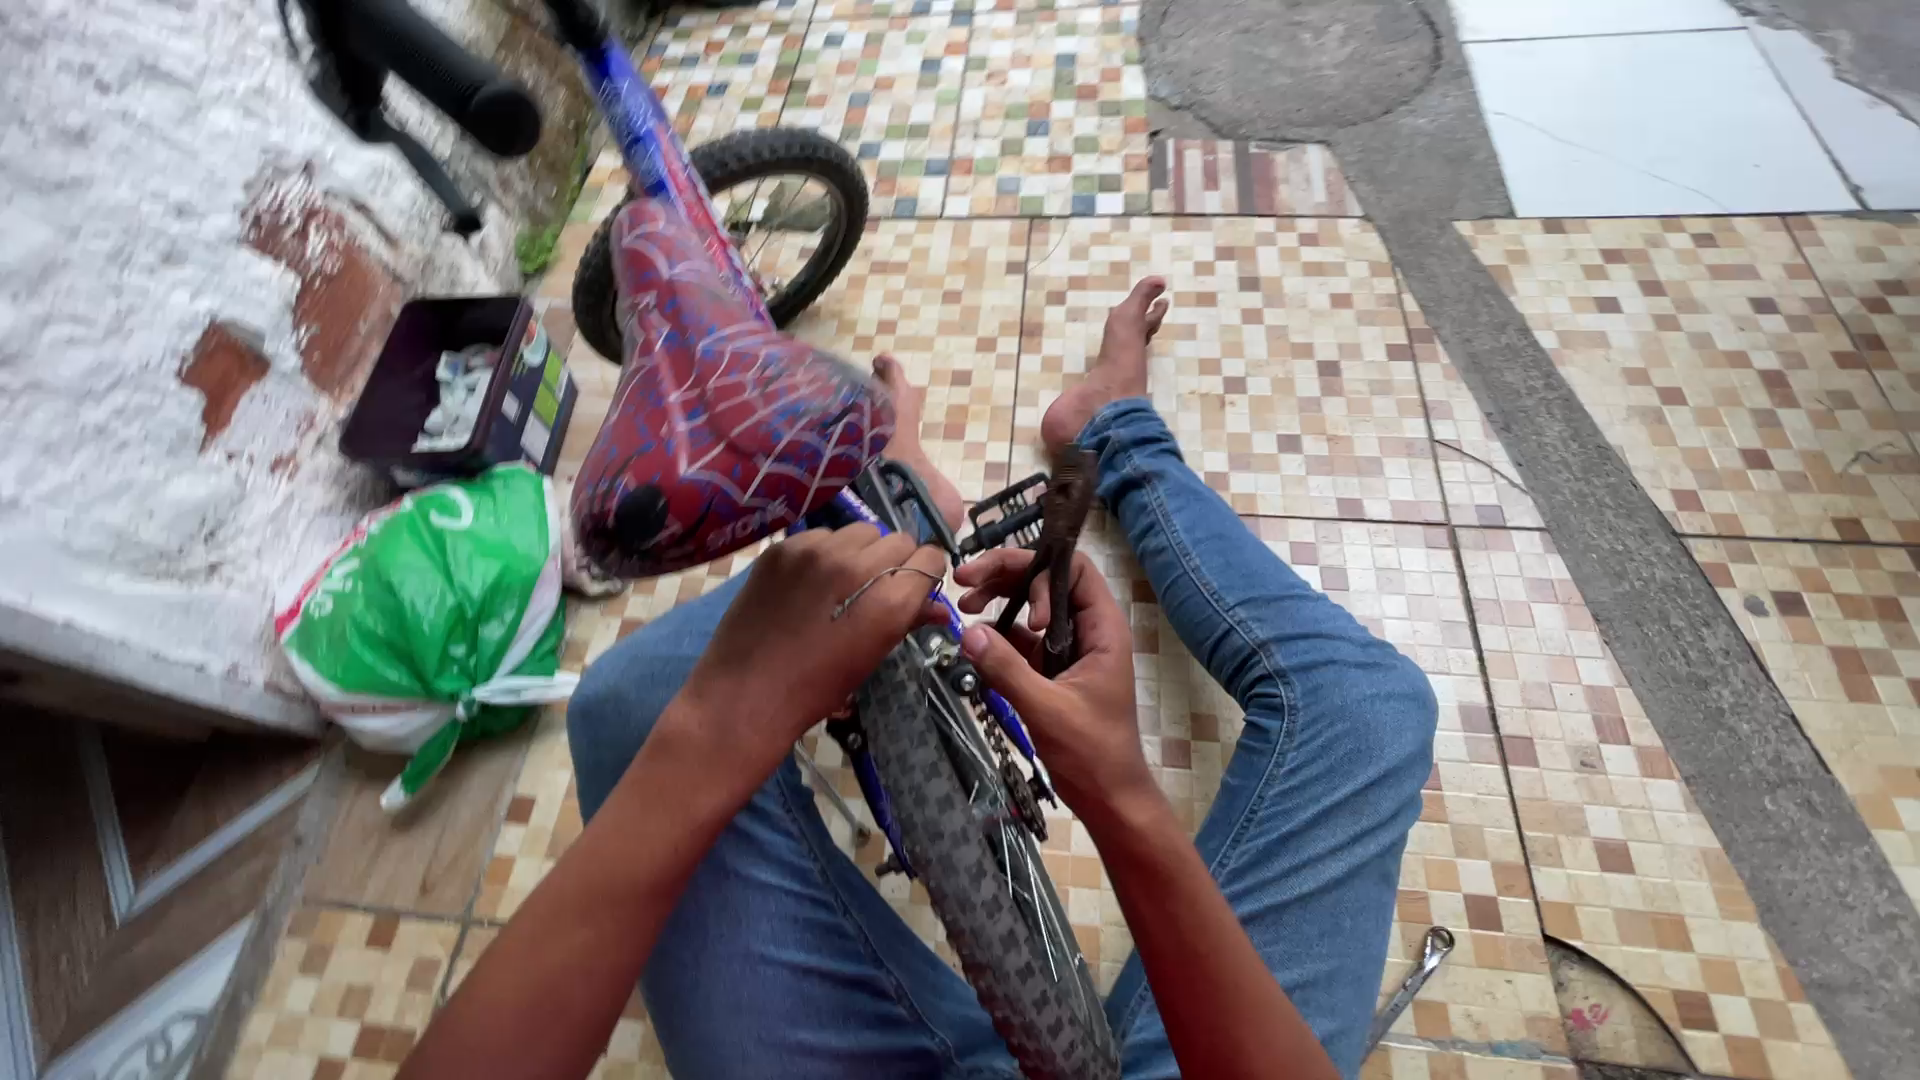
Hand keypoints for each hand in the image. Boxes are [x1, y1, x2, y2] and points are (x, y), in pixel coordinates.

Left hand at [676, 525, 947, 769]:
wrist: (745, 694)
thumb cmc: (817, 688)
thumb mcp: (872, 656)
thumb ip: (909, 621)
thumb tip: (939, 608)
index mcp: (888, 601)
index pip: (930, 558)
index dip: (925, 573)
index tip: (914, 587)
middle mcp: (857, 566)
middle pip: (899, 539)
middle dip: (896, 561)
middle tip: (876, 588)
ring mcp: (817, 551)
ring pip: (862, 531)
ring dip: (862, 551)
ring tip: (842, 581)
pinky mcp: (784, 548)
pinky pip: (823, 535)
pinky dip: (826, 552)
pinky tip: (811, 581)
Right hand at [953, 548, 1155, 822]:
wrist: (1108, 798)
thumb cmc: (1093, 752)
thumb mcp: (1047, 708)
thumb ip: (1007, 669)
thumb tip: (967, 632)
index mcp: (1102, 628)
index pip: (1074, 570)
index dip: (1040, 570)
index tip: (1016, 600)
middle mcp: (1086, 629)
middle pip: (1045, 581)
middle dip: (1006, 574)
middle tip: (965, 579)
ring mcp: (1066, 648)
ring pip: (1029, 607)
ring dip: (998, 600)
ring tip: (964, 603)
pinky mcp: (1050, 670)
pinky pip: (1021, 639)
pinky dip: (998, 634)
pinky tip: (973, 639)